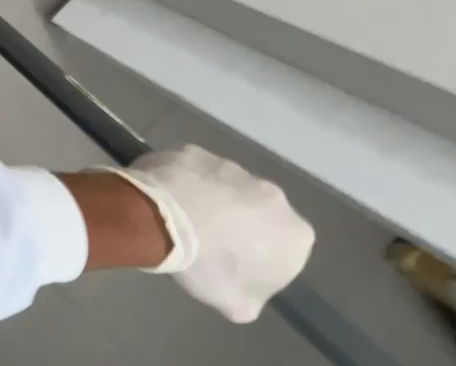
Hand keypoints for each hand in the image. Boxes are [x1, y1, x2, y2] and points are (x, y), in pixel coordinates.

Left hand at [112, 145, 315, 322]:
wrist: (160, 219)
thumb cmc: (207, 266)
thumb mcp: (238, 304)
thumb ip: (250, 298)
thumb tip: (241, 294)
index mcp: (295, 232)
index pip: (285, 247)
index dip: (260, 256)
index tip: (233, 262)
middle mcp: (271, 192)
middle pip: (256, 210)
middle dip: (237, 221)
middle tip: (206, 236)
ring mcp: (229, 165)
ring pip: (223, 185)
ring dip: (208, 196)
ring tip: (180, 213)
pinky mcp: (192, 150)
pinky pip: (190, 167)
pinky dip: (180, 177)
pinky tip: (164, 191)